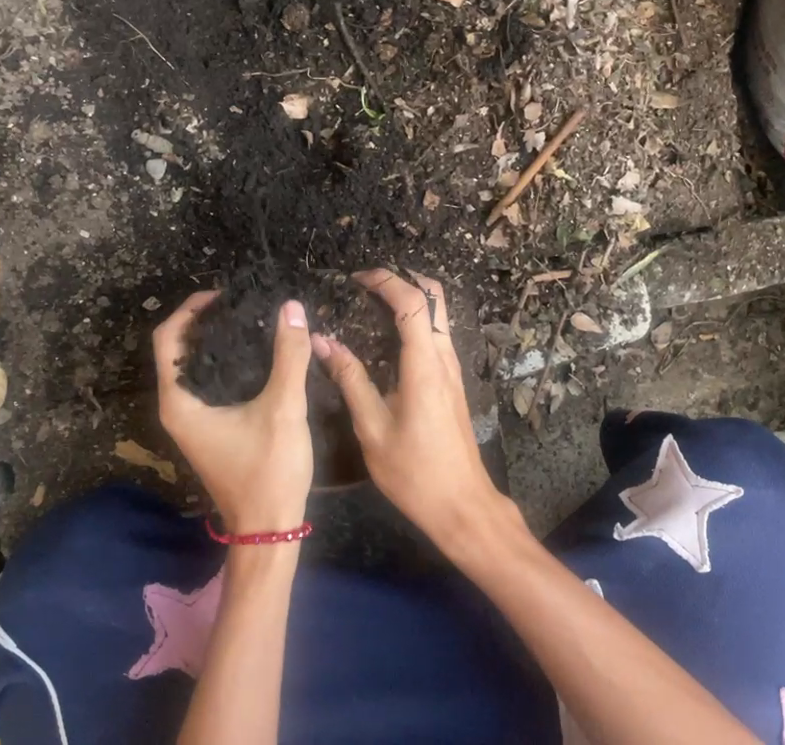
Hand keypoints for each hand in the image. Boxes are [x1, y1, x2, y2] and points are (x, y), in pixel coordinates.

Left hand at [153, 291, 314, 532]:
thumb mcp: (284, 408)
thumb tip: (292, 307)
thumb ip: (289, 356)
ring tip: (250, 320)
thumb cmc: (269, 470)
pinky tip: (257, 354)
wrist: (269, 526)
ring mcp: (192, 421)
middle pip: (178, 349)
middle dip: (205, 322)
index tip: (224, 295)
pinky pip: (209, 382)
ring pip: (195, 366)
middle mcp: (177, 409)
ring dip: (217, 341)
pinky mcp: (210, 427)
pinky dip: (226, 362)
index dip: (191, 310)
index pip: (167, 339)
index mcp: (180, 403)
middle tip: (241, 303)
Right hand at [313, 269, 506, 545]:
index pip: (413, 302)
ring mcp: (453, 371)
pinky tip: (388, 339)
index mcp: (425, 365)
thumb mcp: (372, 429)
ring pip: (439, 316)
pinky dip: (415, 322)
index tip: (357, 279)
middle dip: (404, 280)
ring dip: (411, 300)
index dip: (386, 281)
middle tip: (367, 284)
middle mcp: (445, 359)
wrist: (462, 504)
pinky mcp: (452, 384)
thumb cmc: (413, 472)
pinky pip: (437, 336)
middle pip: (435, 298)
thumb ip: (350, 380)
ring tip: (371, 305)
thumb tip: (323, 342)